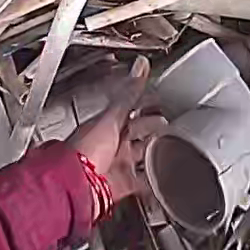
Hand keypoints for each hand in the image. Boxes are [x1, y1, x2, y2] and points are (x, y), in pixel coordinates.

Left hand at [68, 58, 161, 208]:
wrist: (78, 184)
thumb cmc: (87, 148)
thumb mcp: (113, 117)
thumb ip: (130, 93)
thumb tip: (141, 65)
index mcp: (106, 124)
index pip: (129, 110)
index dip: (146, 105)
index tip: (162, 101)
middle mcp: (111, 142)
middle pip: (137, 133)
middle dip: (153, 128)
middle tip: (170, 124)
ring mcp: (116, 163)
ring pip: (140, 155)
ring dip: (154, 153)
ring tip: (171, 149)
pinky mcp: (122, 184)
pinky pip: (141, 182)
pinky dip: (152, 182)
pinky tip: (162, 179)